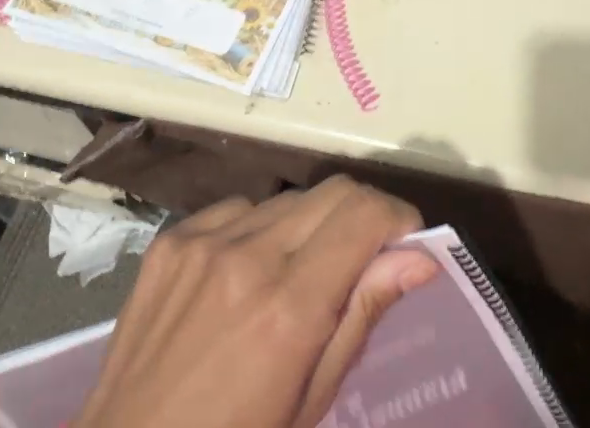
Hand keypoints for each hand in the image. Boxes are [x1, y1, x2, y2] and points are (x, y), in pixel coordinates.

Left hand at [74, 176, 439, 427]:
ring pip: (286, 199)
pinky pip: (236, 209)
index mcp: (290, 304)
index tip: (406, 247)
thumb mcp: (311, 397)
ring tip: (298, 273)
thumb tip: (419, 258)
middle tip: (366, 257)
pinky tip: (246, 270)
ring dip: (309, 224)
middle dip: (362, 215)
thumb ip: (361, 315)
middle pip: (332, 192)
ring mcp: (202, 240)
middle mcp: (247, 254)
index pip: (364, 215)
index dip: (398, 221)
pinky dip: (257, 228)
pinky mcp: (170, 238)